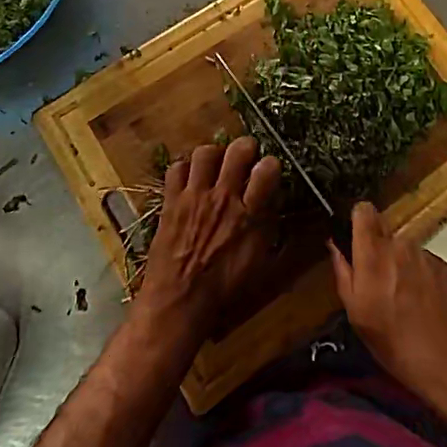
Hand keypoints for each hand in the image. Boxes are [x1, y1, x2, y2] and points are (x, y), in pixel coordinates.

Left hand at [134, 137, 282, 348]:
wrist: (180, 299)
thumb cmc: (225, 290)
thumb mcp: (262, 265)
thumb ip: (271, 230)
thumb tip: (275, 205)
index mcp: (250, 214)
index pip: (268, 169)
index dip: (272, 164)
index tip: (269, 170)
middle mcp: (223, 198)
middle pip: (238, 151)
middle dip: (246, 147)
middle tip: (246, 156)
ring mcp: (194, 196)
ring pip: (205, 153)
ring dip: (215, 154)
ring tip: (217, 164)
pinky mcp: (171, 201)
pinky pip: (177, 169)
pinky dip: (185, 168)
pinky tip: (190, 179)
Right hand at [329, 202, 446, 398]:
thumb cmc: (397, 345)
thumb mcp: (357, 314)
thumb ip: (344, 273)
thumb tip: (336, 248)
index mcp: (374, 255)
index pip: (364, 211)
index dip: (359, 221)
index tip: (357, 238)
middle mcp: (403, 248)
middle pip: (386, 236)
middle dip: (381, 254)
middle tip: (380, 287)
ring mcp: (429, 258)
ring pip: (407, 253)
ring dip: (403, 269)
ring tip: (405, 304)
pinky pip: (428, 267)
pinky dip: (424, 280)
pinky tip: (425, 308)